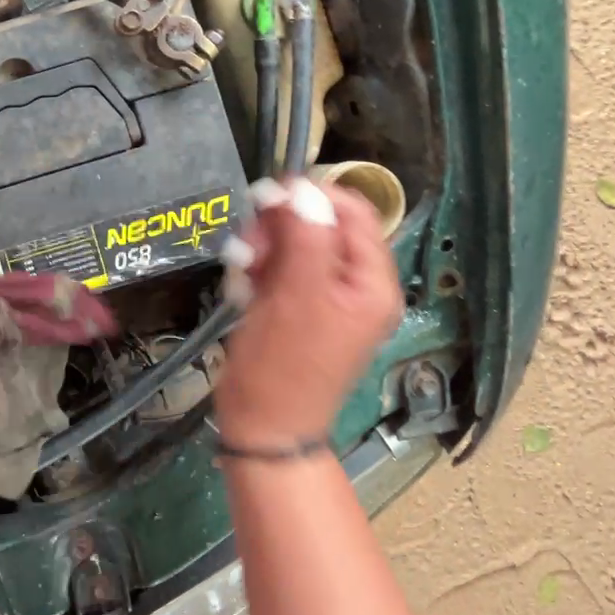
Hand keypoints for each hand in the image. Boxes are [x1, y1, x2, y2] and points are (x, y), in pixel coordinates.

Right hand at [213, 178, 402, 446]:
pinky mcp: (296, 307)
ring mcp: (324, 297)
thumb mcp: (296, 295)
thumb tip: (304, 189)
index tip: (266, 199)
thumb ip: (306, 236)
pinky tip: (244, 287)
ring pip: (293, 244)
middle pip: (318, 225)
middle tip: (249, 245)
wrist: (262, 425)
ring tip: (243, 269)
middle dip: (279, 227)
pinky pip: (279, 268)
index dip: (311, 197)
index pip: (351, 212)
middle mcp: (354, 286)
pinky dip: (258, 269)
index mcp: (371, 283)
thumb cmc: (282, 365)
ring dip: (263, 248)